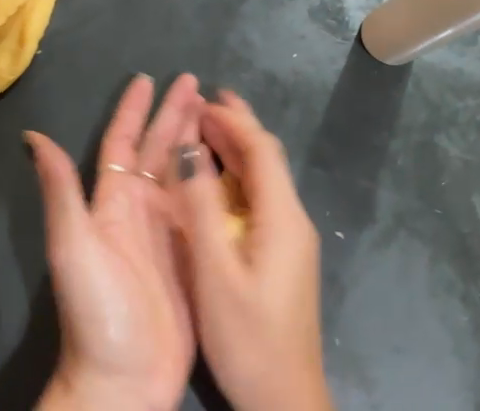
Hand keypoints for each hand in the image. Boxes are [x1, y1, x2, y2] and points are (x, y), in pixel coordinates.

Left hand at [28, 74, 202, 410]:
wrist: (124, 381)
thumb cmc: (98, 311)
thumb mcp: (74, 247)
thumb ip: (61, 191)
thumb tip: (33, 135)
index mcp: (112, 203)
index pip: (123, 142)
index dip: (133, 109)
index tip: (148, 77)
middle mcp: (140, 209)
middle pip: (158, 149)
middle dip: (174, 114)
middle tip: (197, 83)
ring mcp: (168, 232)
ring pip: (183, 171)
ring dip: (195, 139)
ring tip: (215, 111)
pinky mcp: (193, 255)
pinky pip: (205, 204)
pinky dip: (215, 178)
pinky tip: (231, 163)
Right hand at [172, 91, 332, 410]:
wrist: (286, 398)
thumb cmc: (248, 336)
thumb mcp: (216, 272)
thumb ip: (201, 208)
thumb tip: (188, 149)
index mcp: (281, 216)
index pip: (261, 149)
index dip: (232, 119)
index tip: (201, 99)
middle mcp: (291, 219)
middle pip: (266, 159)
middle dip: (236, 126)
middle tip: (202, 101)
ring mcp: (289, 239)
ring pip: (263, 179)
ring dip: (235, 151)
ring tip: (204, 128)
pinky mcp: (281, 256)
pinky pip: (259, 200)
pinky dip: (235, 179)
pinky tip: (213, 183)